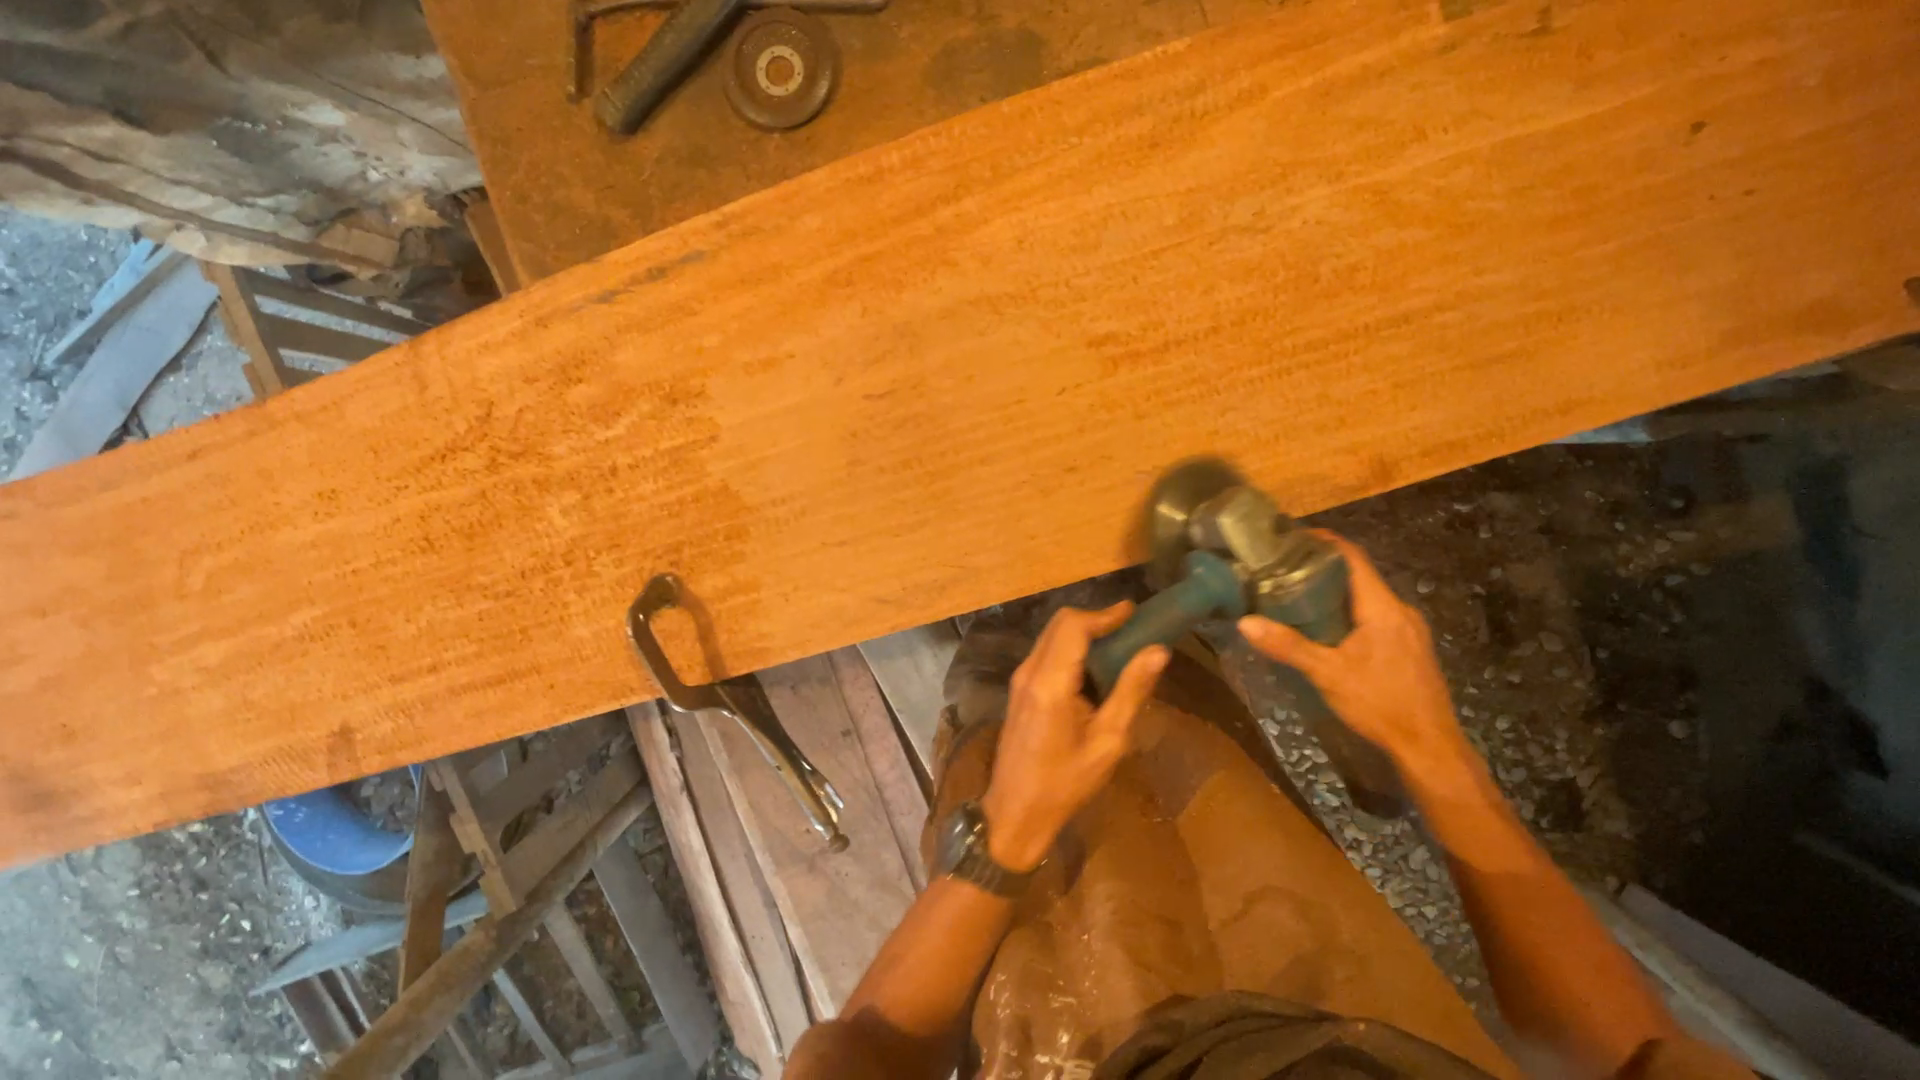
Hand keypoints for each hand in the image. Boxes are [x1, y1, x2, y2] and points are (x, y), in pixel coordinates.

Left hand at [979, 603, 1168, 871]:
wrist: (1015, 812)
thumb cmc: (1065, 784)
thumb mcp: (1108, 742)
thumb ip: (1130, 691)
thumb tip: (1157, 651)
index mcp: (1050, 683)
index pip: (1074, 626)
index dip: (1105, 613)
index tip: (1134, 612)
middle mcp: (1029, 673)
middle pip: (1060, 624)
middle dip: (1095, 619)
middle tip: (1131, 628)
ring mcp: (1019, 680)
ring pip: (1050, 636)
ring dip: (1082, 633)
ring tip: (1118, 645)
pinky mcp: (1018, 691)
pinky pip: (1045, 654)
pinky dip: (1070, 648)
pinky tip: (1094, 667)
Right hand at [1237, 531, 1480, 791]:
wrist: (1429, 746)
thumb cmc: (1380, 703)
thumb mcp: (1327, 674)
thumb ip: (1288, 646)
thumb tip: (1245, 622)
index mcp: (1382, 607)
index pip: (1353, 557)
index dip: (1324, 542)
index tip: (1291, 537)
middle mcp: (1400, 610)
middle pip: (1358, 576)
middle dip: (1321, 569)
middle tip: (1283, 570)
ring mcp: (1409, 630)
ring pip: (1366, 599)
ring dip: (1334, 594)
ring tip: (1296, 597)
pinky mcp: (1410, 649)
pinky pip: (1375, 618)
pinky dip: (1348, 614)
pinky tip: (1327, 630)